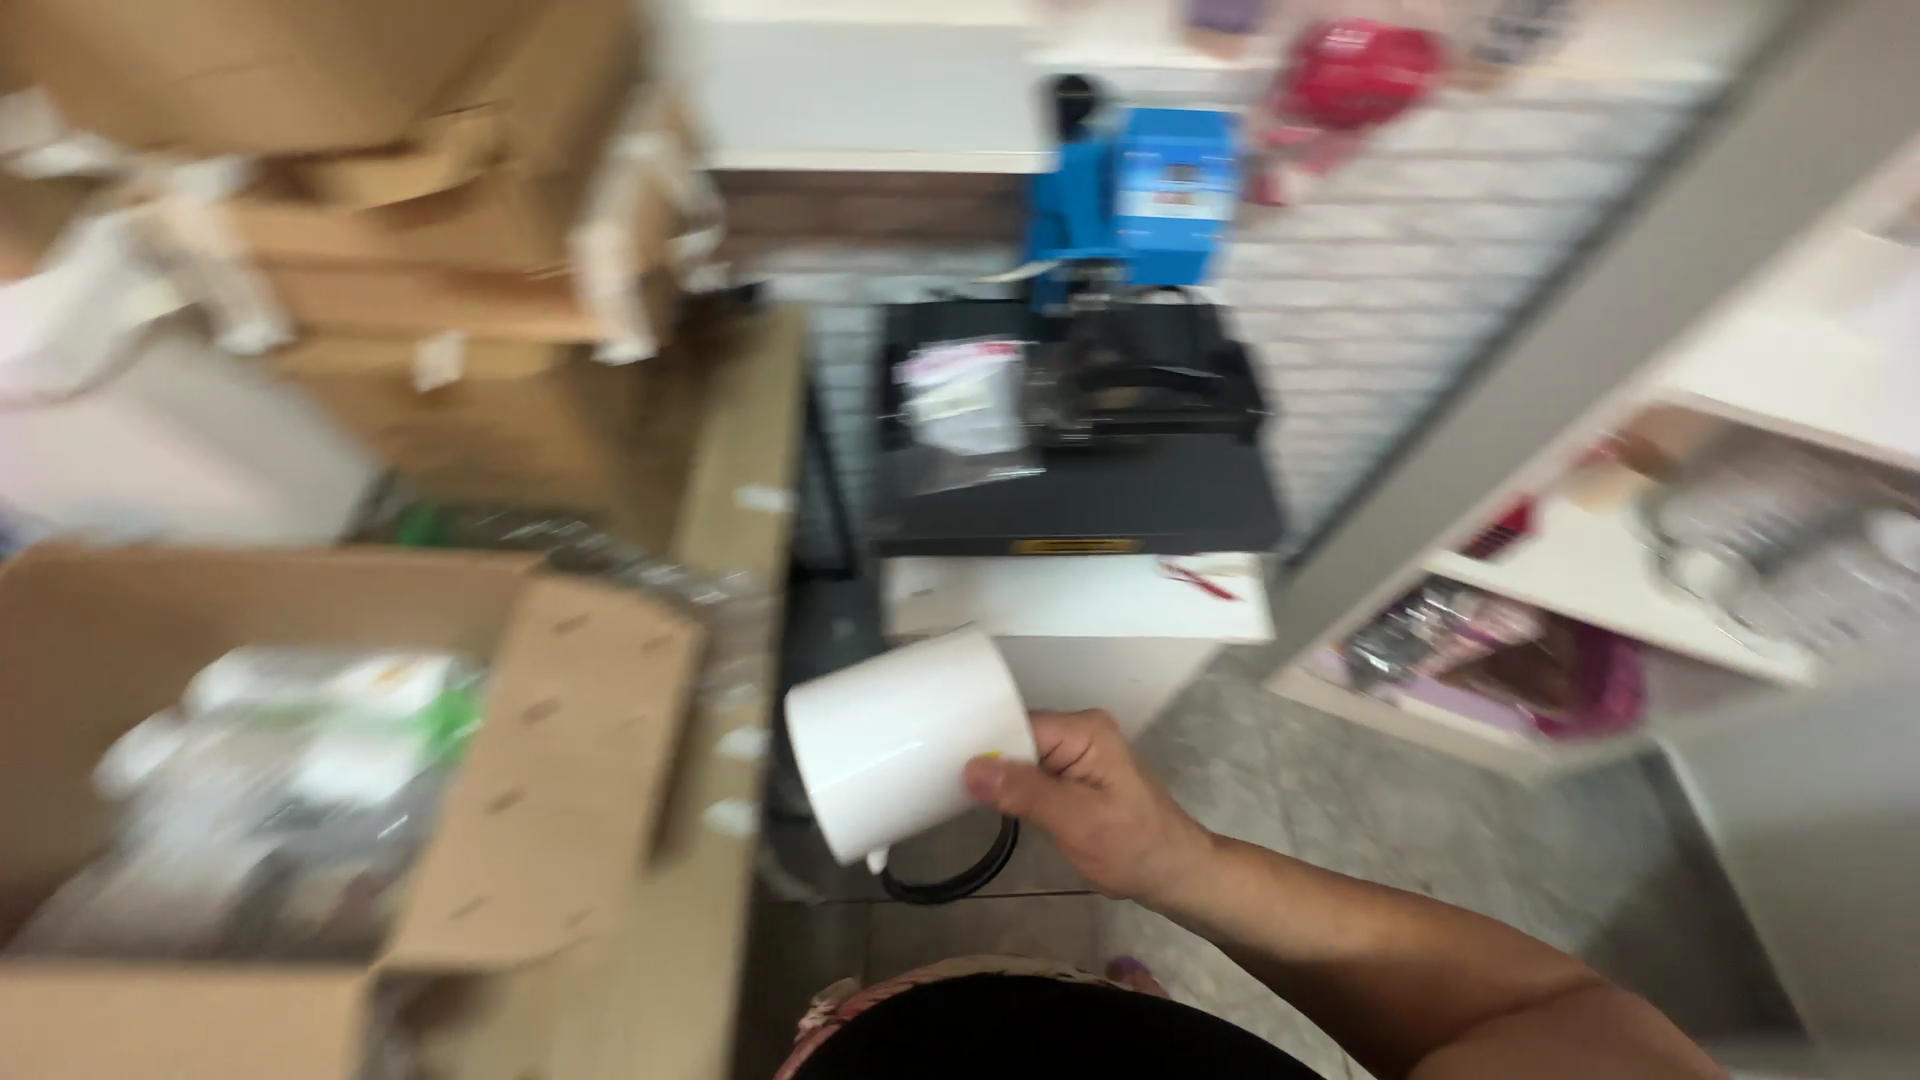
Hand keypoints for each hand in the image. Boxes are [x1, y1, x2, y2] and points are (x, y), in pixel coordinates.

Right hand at [962, 709, 1216, 903]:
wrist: (1174, 875)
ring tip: (960, 789)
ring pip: (1022, 754)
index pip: (1019, 724)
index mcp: (1084, 730)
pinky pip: (1033, 769)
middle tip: (945, 779)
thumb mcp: (1077, 822)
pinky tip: (990, 799)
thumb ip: (1025, 792)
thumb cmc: (1133, 849)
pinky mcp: (1073, 773)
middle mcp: (1079, 730)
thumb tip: (973, 767)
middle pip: (1017, 735)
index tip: (945, 762)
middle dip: (987, 759)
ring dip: (999, 774)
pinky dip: (1013, 785)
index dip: (984, 743)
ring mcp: (1077, 751)